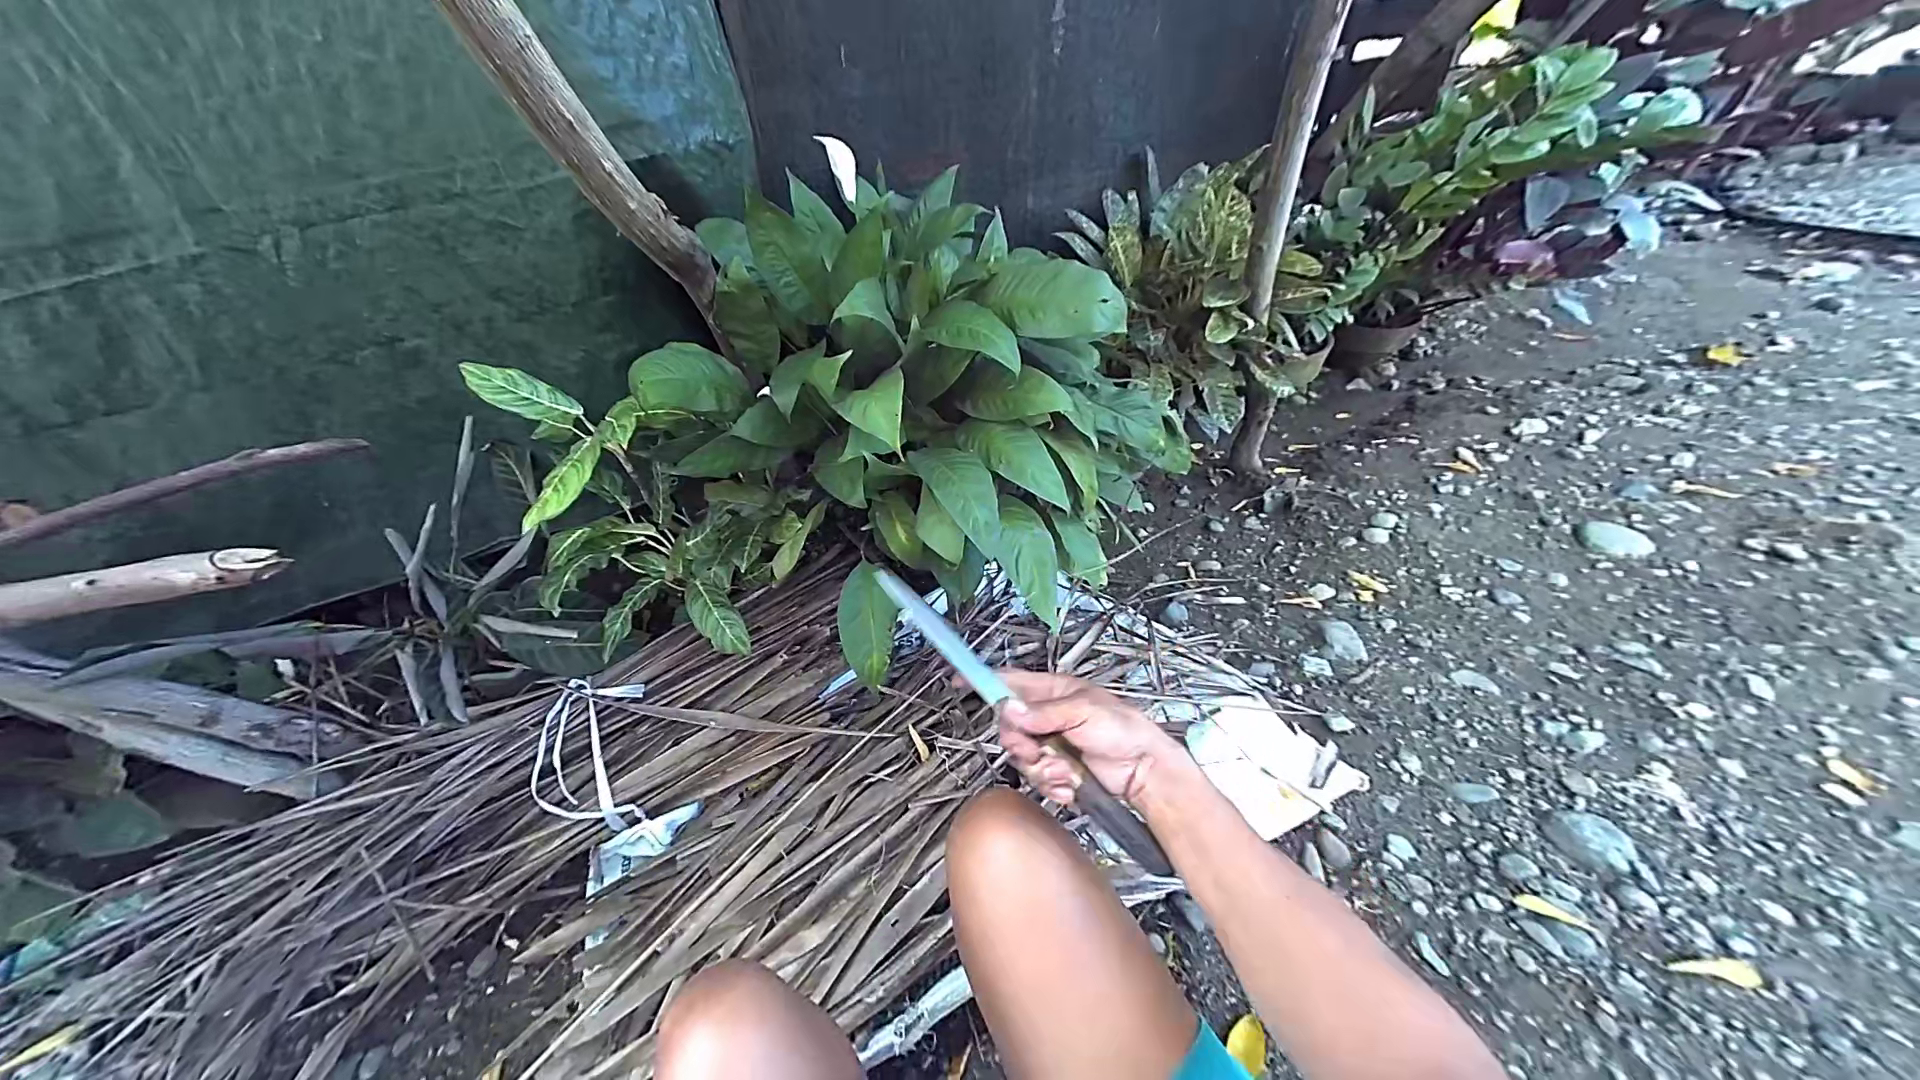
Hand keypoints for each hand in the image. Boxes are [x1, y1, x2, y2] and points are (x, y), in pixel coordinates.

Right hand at [992, 670, 1184, 805]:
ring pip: (1022, 757)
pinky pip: (1037, 779)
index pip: (1010, 681)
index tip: (960, 682)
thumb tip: (1010, 708)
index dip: (984, 681)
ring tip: (1066, 771)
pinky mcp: (1057, 769)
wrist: (1146, 771)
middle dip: (1022, 745)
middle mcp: (1048, 716)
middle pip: (1009, 727)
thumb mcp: (1084, 712)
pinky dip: (1053, 786)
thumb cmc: (1124, 730)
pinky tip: (1072, 783)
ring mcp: (1051, 743)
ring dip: (1043, 769)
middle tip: (1039, 751)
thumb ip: (1044, 712)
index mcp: (1053, 691)